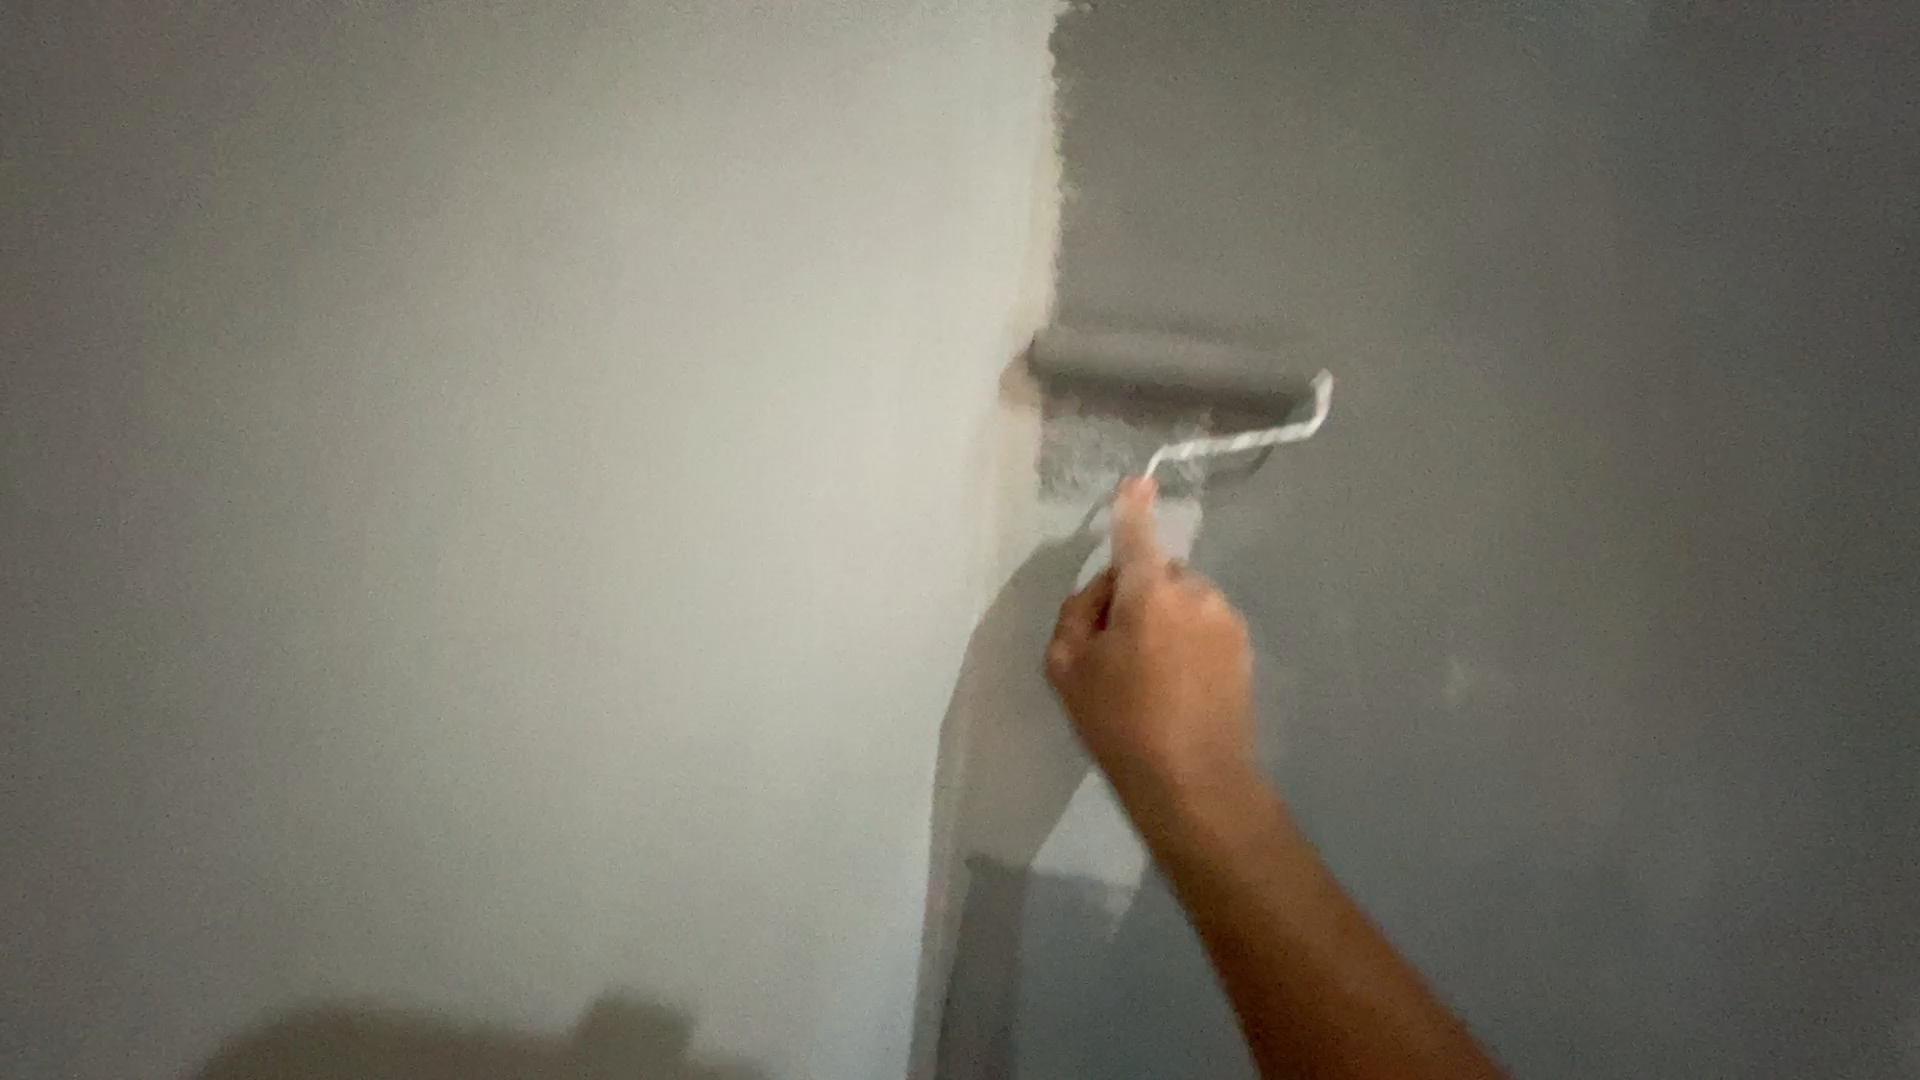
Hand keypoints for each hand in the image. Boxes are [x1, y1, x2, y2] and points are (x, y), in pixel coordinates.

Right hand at [1045, 475, 1257, 812]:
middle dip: (1134, 594)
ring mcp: (1226, 619)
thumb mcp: (1066, 667)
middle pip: (1154, 573)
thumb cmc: (1120, 722)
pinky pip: (1202, 624)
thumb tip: (1105, 593)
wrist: (1193, 782)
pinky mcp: (1243, 647)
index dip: (1132, 506)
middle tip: (1115, 648)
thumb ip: (1078, 612)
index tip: (1138, 480)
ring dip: (1161, 617)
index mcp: (1149, 592)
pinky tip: (1176, 684)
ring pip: (1180, 600)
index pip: (1136, 535)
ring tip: (1147, 674)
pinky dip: (1185, 638)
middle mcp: (1195, 593)